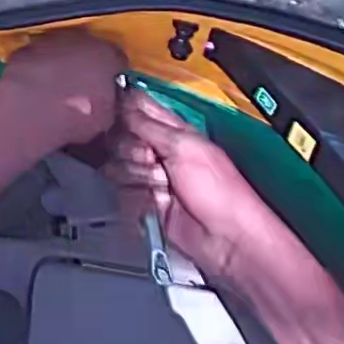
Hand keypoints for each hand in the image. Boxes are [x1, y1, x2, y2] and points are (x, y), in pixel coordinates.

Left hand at [0, 31, 124, 148]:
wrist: (30, 107)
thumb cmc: (76, 113)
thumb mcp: (107, 116)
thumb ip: (111, 100)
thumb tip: (108, 100)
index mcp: (106, 54)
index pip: (118, 60)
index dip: (115, 74)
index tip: (111, 88)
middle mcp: (79, 39)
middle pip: (89, 49)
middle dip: (88, 65)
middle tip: (84, 87)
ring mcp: (49, 40)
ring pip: (62, 49)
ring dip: (62, 62)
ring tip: (59, 87)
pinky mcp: (25, 48)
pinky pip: (39, 56)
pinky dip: (40, 66)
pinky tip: (38, 85)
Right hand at [104, 89, 283, 281]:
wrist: (227, 240)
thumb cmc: (217, 189)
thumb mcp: (184, 147)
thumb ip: (147, 124)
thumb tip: (119, 102)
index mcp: (170, 129)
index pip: (136, 105)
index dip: (123, 107)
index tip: (121, 117)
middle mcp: (154, 148)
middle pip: (119, 135)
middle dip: (131, 148)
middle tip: (152, 159)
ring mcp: (147, 174)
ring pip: (116, 162)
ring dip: (137, 175)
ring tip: (162, 187)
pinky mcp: (142, 199)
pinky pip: (121, 189)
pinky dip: (137, 196)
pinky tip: (157, 203)